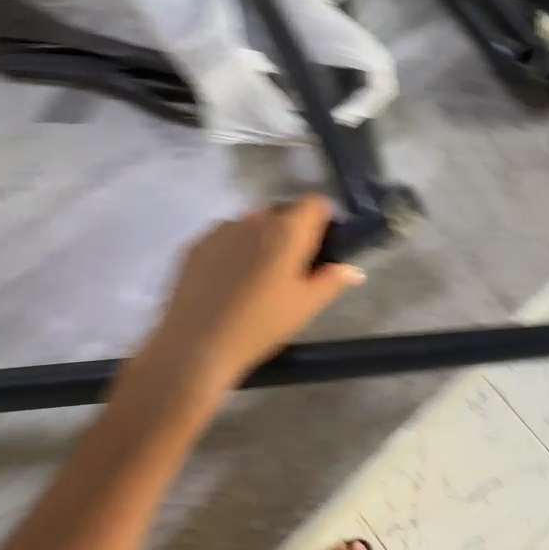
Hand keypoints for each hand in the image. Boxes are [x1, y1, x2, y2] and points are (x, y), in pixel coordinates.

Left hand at [137, 196, 365, 388]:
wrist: (194, 347)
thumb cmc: (260, 325)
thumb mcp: (304, 307)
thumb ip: (332, 281)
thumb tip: (354, 270)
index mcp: (287, 230)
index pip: (315, 202)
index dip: (321, 220)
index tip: (319, 247)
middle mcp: (255, 219)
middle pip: (281, 212)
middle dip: (289, 232)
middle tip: (288, 269)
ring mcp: (221, 229)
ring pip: (251, 224)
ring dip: (259, 239)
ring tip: (253, 278)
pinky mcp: (195, 244)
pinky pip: (224, 237)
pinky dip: (231, 249)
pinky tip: (225, 282)